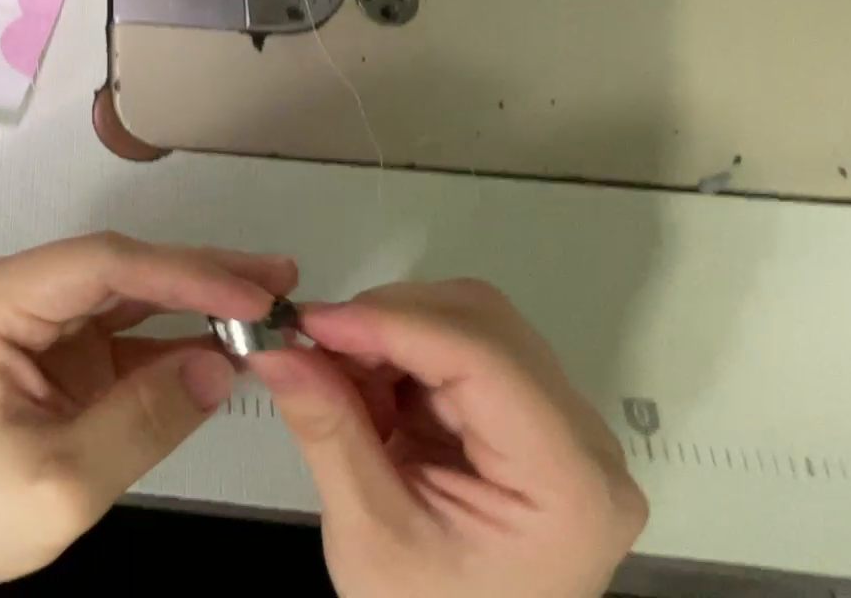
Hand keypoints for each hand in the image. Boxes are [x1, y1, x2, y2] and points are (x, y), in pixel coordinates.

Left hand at [0, 232, 293, 596]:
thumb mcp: (65, 478)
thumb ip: (145, 417)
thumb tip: (224, 363)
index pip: (101, 266)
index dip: (183, 273)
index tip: (256, 295)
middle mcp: (12, 291)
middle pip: (116, 268)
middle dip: (197, 274)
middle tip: (279, 280)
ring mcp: (34, 318)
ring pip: (124, 293)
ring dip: (192, 297)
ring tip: (268, 299)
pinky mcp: (53, 349)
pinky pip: (120, 331)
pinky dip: (172, 335)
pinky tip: (225, 339)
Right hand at [248, 280, 648, 597]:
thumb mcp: (368, 531)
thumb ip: (327, 432)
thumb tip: (272, 350)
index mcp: (567, 484)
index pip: (486, 361)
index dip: (393, 324)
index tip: (308, 322)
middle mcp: (579, 440)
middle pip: (481, 324)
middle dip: (385, 320)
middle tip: (312, 349)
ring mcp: (550, 421)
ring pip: (463, 321)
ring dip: (383, 332)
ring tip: (336, 381)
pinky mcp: (513, 411)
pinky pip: (447, 343)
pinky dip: (388, 349)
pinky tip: (361, 390)